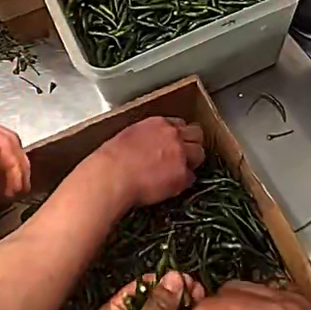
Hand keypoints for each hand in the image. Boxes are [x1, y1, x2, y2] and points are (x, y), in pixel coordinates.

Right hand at [75, 117, 204, 213]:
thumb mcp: (129, 136)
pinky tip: (170, 186)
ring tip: (179, 171)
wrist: (112, 177)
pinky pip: (191, 177)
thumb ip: (147, 136)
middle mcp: (173, 135)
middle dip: (192, 144)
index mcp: (158, 123)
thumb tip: (151, 145)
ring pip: (200, 154)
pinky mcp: (182, 175)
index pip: (180, 124)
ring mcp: (181, 154)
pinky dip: (183, 182)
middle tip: (184, 156)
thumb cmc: (111, 160)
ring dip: (192, 162)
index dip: (179, 135)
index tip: (175, 143)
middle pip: (196, 134)